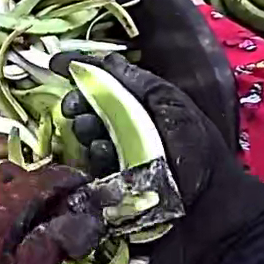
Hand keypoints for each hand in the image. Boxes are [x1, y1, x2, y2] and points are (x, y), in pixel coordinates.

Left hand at [0, 163, 111, 263]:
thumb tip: (84, 221)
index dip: (67, 180)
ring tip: (31, 217)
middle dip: (40, 183)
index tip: (85, 186)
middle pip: (15, 173)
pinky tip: (0, 227)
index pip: (42, 179)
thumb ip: (52, 244)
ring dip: (15, 189)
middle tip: (59, 206)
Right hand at [76, 54, 263, 263]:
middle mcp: (123, 126)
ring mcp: (114, 155)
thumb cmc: (195, 148)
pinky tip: (102, 158)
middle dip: (77, 101)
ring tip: (93, 134)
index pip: (102, 80)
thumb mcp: (170, 103)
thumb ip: (137, 80)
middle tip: (72, 106)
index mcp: (138, 103)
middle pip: (87, 106)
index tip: (55, 64)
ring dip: (85, 129)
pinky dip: (91, 157)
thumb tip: (102, 60)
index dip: (78, 69)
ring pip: (85, 135)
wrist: (209, 203)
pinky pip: (89, 166)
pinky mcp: (108, 184)